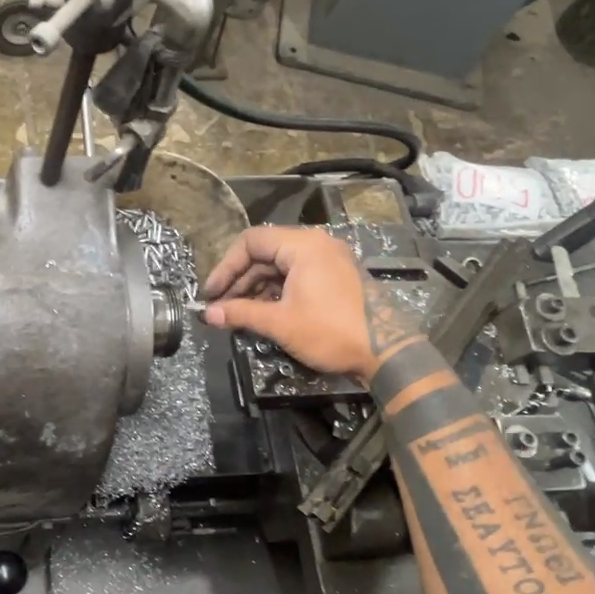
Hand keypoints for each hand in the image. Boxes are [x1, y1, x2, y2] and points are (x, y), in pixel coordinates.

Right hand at [200, 226, 415, 380]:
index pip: (251, 241)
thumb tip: (207, 315)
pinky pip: (296, 275)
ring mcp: (329, 260)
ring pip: (279, 265)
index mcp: (303, 246)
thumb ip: (240, 314)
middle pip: (264, 252)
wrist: (386, 352)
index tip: (211, 293)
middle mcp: (316, 244)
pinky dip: (275, 290)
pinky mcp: (335, 277)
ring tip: (237, 313)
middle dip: (238, 279)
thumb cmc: (330, 332)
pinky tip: (262, 312)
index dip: (225, 266)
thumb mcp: (280, 323)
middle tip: (219, 306)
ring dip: (255, 287)